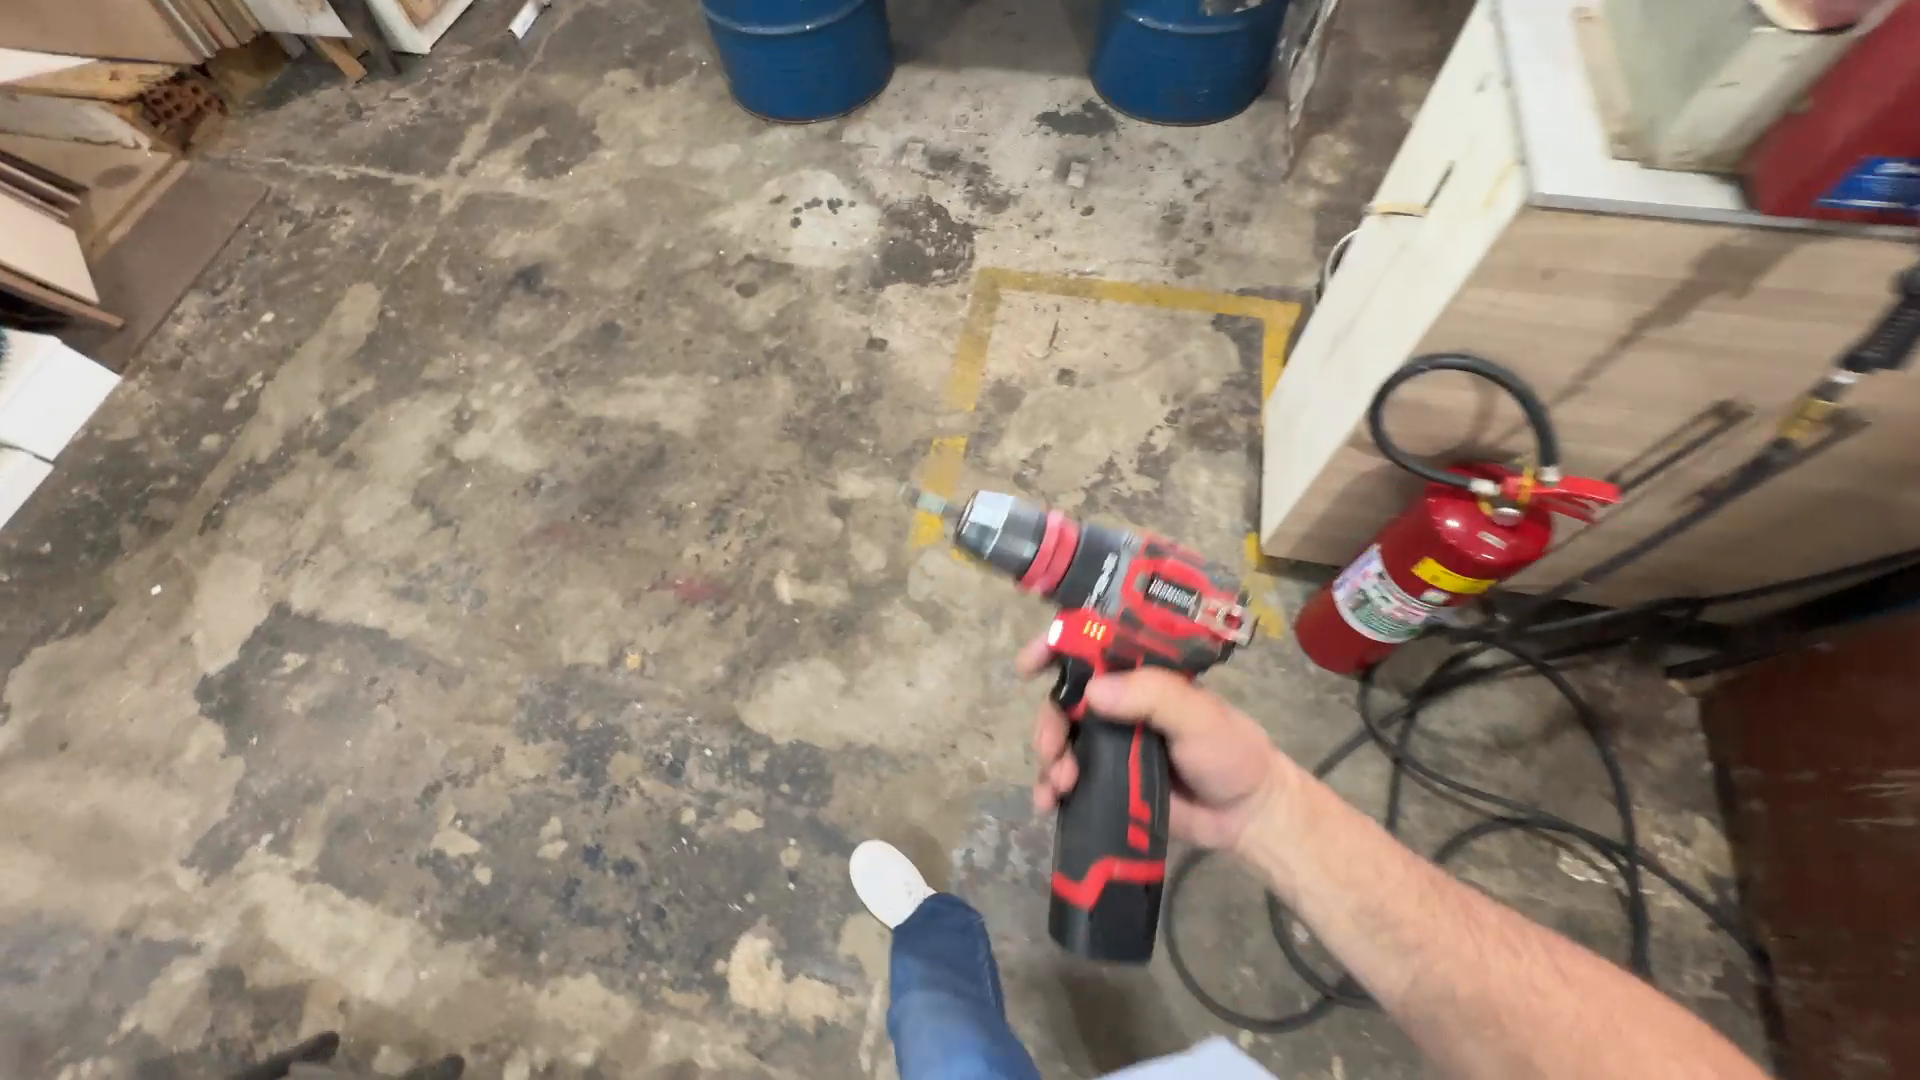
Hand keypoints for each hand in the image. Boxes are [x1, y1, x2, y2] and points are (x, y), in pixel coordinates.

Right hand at [1020, 638, 1290, 851]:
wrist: (1246, 817)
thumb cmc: (1231, 752)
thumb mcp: (1199, 716)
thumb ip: (1152, 696)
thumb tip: (1092, 691)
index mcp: (1139, 675)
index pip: (1091, 647)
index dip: (1056, 645)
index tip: (1031, 661)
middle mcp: (1118, 703)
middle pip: (1063, 699)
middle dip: (1048, 722)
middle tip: (1051, 748)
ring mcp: (1108, 743)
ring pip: (1060, 738)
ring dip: (1049, 758)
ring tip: (1061, 783)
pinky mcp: (1105, 780)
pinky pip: (1065, 778)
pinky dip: (1049, 788)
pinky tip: (1048, 803)